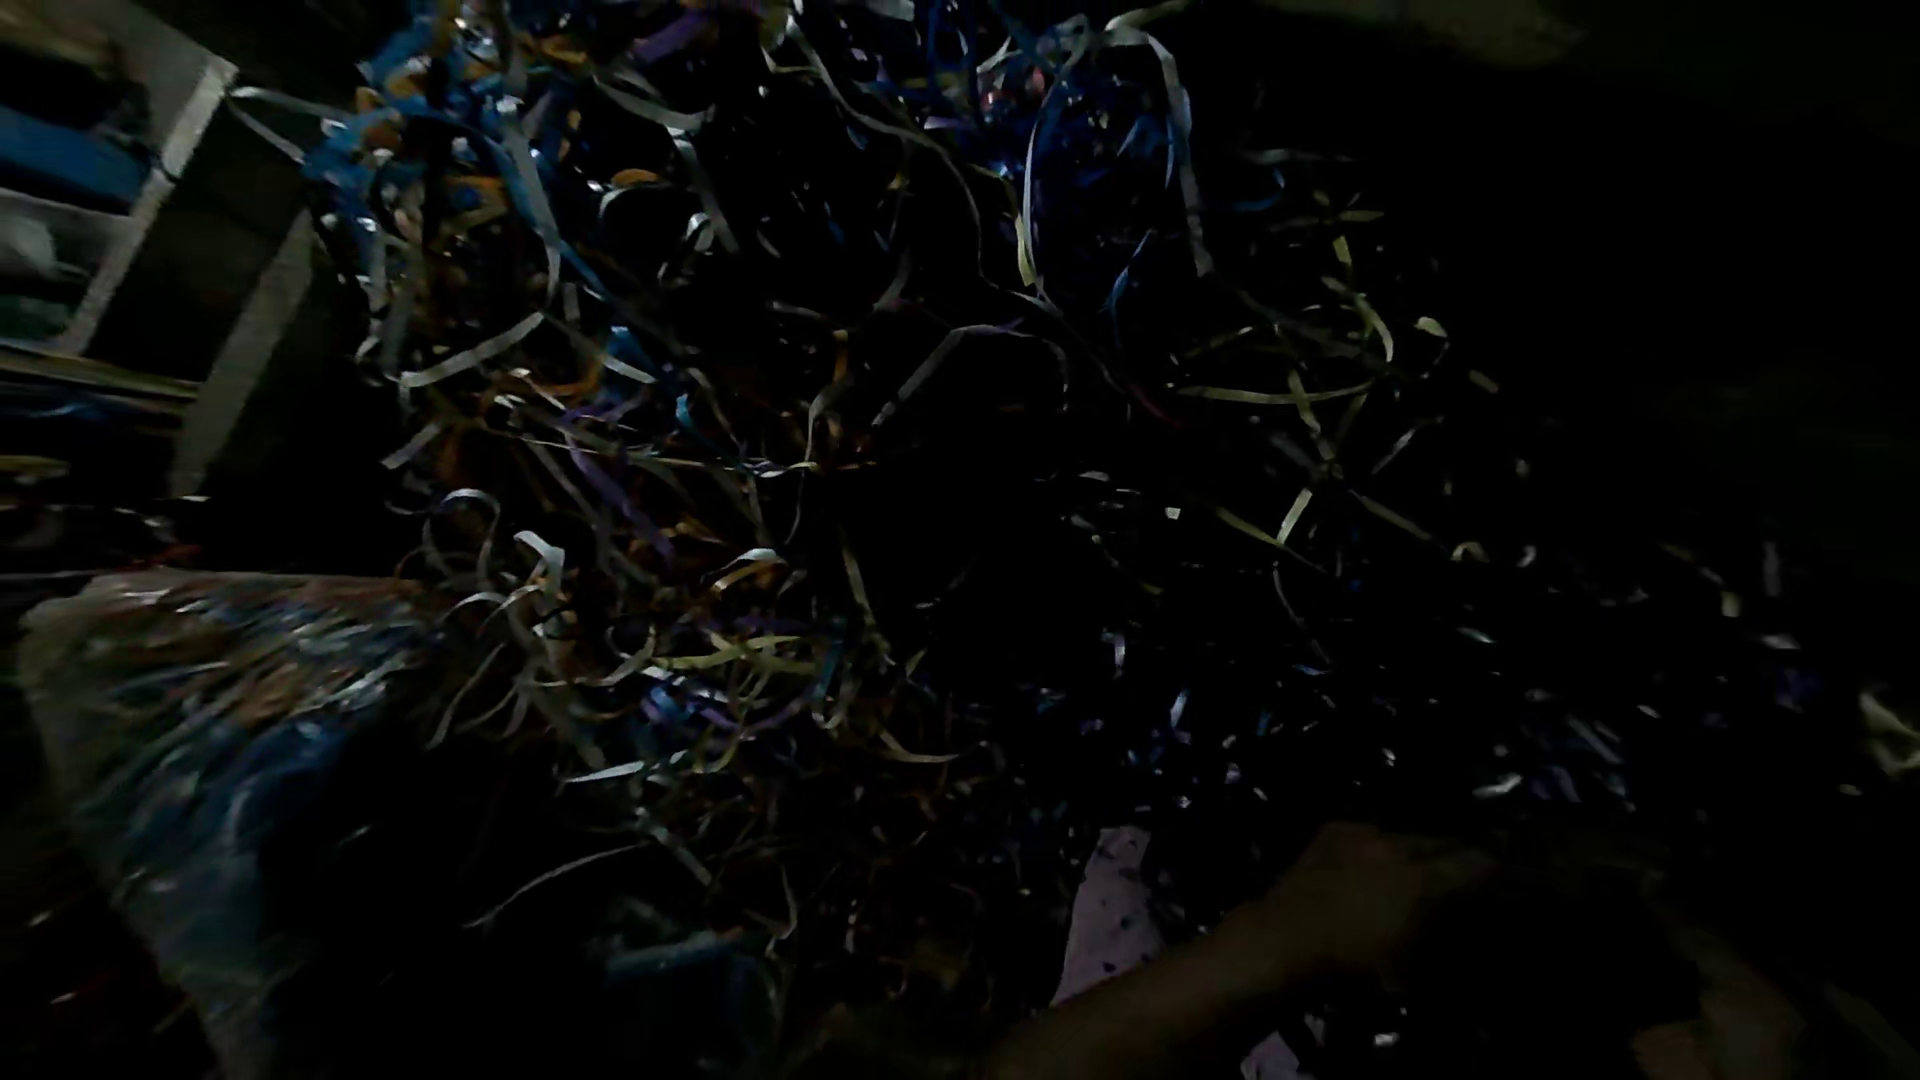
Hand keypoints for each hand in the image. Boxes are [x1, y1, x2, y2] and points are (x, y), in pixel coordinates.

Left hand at [1233, 822, 1490, 983]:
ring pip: (1400, 834)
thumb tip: (1462, 922)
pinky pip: (1368, 831)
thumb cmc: (1356, 963)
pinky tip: (1383, 857)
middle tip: (1470, 867)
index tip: (1509, 872)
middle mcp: (1390, 846)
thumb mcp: (1415, 965)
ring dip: (1417, 847)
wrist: (1287, 935)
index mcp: (1419, 879)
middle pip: (1436, 840)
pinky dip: (1381, 843)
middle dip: (1457, 853)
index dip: (1493, 867)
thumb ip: (1445, 936)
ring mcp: (1356, 833)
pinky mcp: (1329, 830)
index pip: (1471, 864)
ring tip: (1427, 862)